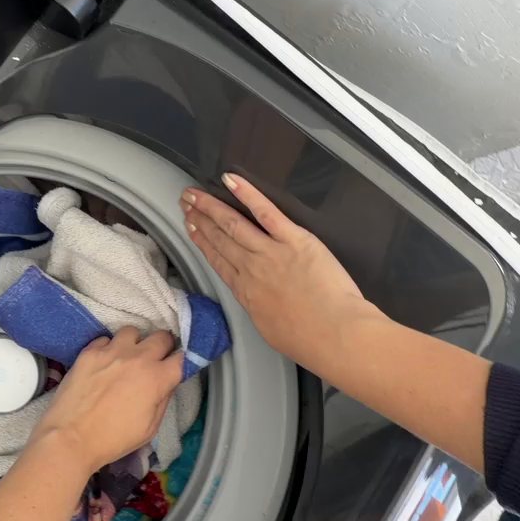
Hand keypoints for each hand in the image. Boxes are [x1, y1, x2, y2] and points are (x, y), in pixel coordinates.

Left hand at [28, 328, 183, 474]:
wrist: (71, 437)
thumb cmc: (114, 439)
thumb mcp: (150, 428)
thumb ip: (163, 399)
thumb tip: (166, 383)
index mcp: (156, 378)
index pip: (182, 357)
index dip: (181, 362)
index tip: (175, 367)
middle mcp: (137, 357)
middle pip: (161, 336)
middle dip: (163, 347)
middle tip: (155, 360)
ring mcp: (111, 350)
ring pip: (132, 332)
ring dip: (134, 343)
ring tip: (127, 357)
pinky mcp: (89, 351)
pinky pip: (105, 339)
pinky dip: (108, 348)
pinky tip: (104, 363)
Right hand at [181, 173, 386, 368]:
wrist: (334, 334)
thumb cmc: (308, 340)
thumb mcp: (269, 328)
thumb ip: (259, 307)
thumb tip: (256, 298)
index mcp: (245, 290)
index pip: (217, 259)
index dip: (202, 241)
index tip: (191, 227)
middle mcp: (251, 268)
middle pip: (220, 238)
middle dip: (200, 218)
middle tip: (186, 203)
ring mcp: (271, 251)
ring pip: (233, 223)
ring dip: (211, 206)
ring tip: (195, 193)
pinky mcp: (294, 239)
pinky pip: (266, 211)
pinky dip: (247, 194)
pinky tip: (231, 180)